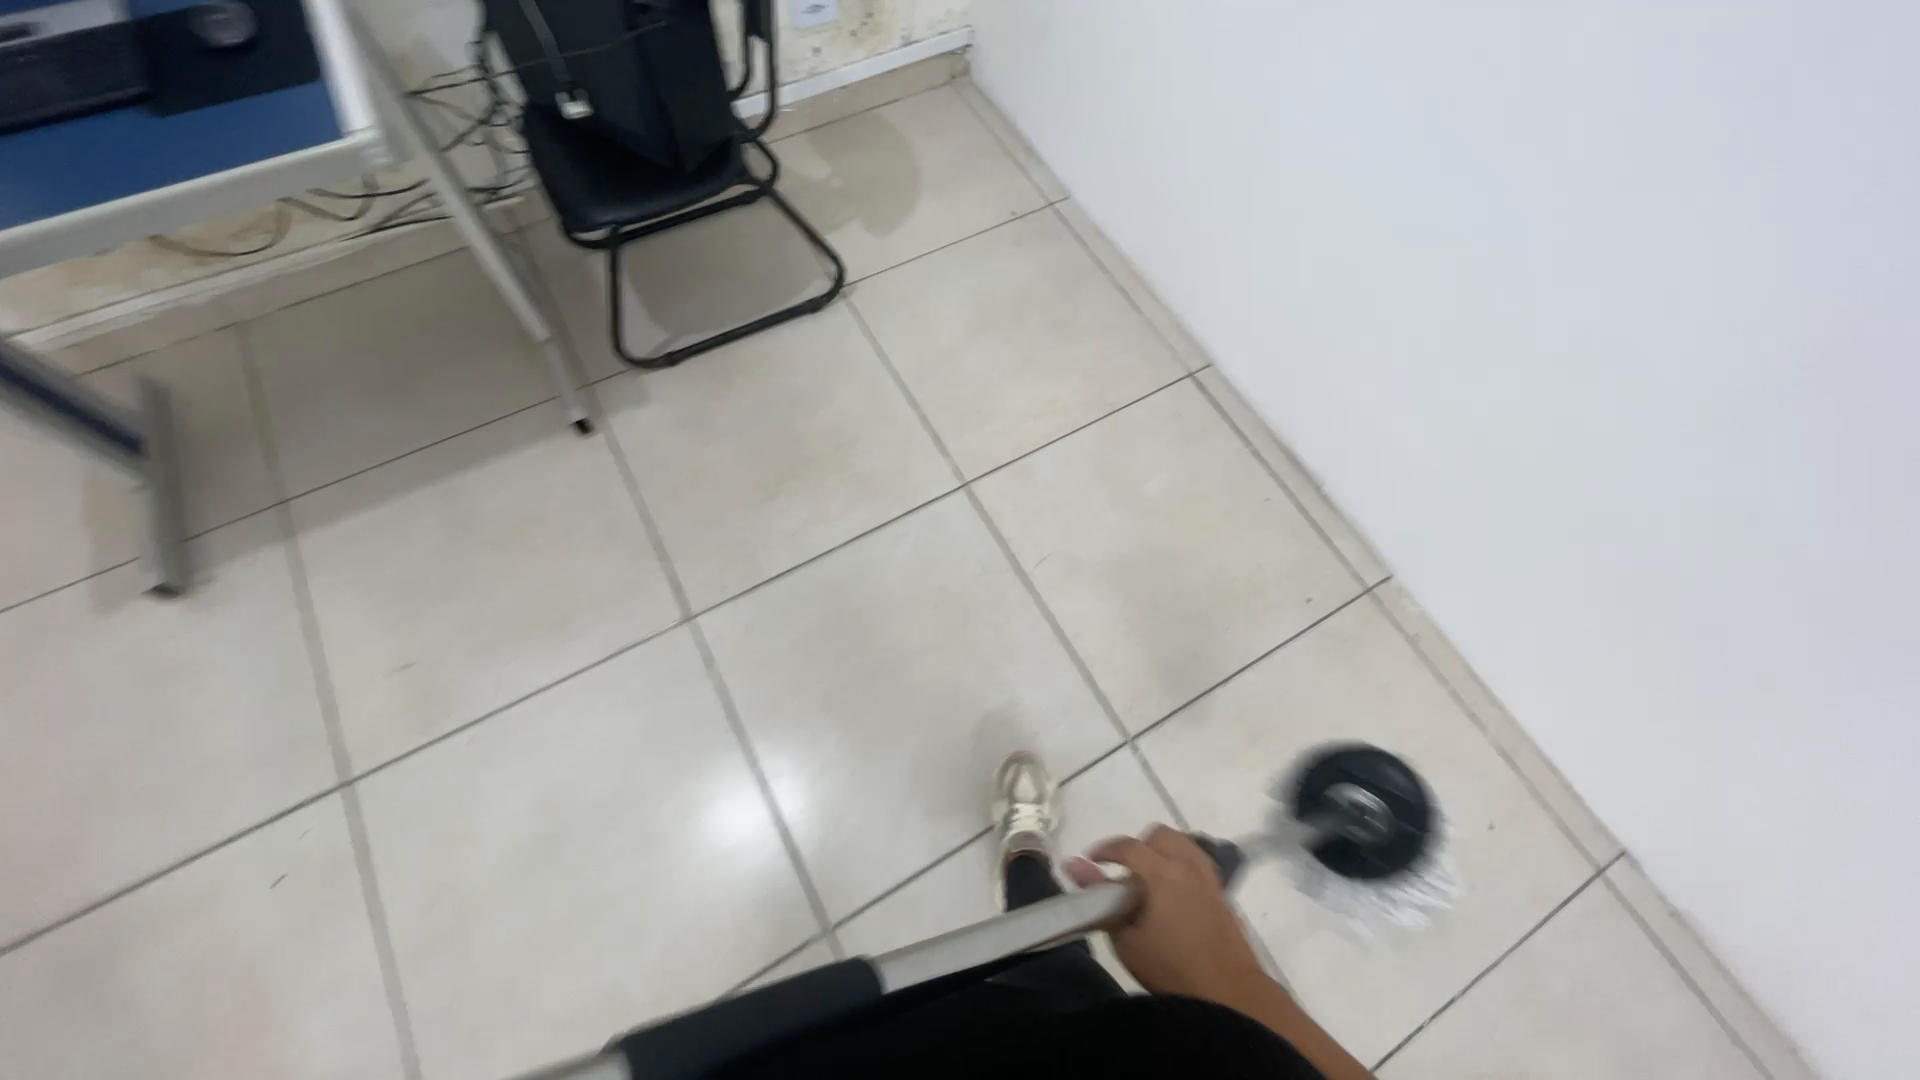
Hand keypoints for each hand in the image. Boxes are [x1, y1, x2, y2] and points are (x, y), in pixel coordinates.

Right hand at [1069, 826, 1376, 1079]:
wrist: (1230, 994)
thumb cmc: (1171, 968)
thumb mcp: (1125, 938)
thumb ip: (1099, 897)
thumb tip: (1072, 864)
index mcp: (1162, 872)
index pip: (1128, 845)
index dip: (1106, 849)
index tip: (1092, 861)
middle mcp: (1188, 865)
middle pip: (1160, 835)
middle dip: (1139, 847)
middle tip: (1125, 875)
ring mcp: (1209, 878)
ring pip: (1184, 844)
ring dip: (1163, 853)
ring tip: (1150, 882)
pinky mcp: (1223, 893)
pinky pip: (1198, 863)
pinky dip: (1182, 866)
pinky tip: (1174, 896)